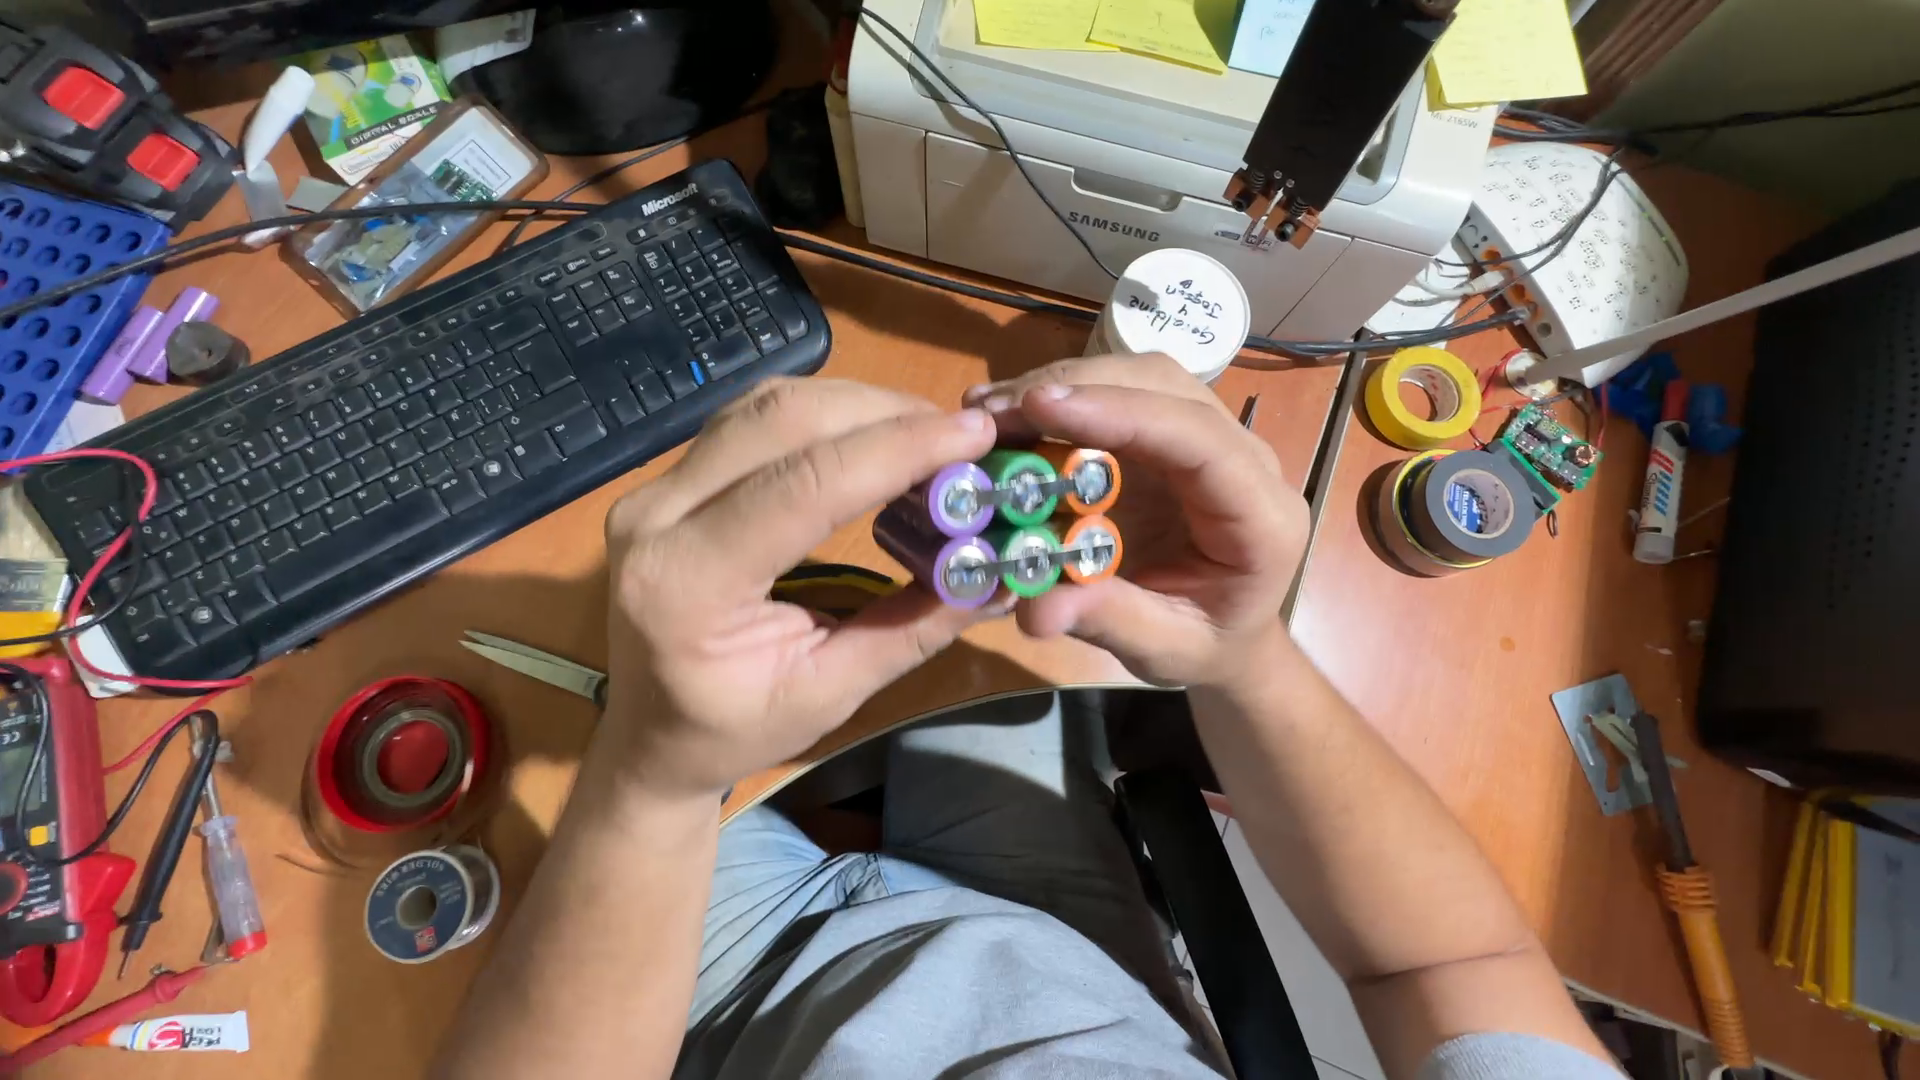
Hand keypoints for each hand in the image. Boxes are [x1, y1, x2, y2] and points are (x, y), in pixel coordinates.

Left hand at [601, 379, 998, 797]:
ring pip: (767, 404)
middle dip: (883, 413)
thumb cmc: (732, 729)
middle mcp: (655, 517)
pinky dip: (824, 414)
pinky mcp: (668, 478)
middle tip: (960, 434)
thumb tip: (997, 577)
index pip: (804, 487)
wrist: (648, 732)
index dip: (896, 451)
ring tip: (926, 433)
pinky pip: (753, 417)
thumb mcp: (828, 694)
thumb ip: (912, 630)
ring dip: (857, 405)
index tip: (974, 436)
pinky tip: (869, 434)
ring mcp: (653, 488)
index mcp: (685, 584)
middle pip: (781, 420)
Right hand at [964, 355, 1308, 689]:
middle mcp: (1242, 460)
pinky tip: (1013, 414)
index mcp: (1259, 517)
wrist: (1227, 632)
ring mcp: (1206, 439)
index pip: (1198, 440)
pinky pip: (1120, 393)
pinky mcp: (1168, 436)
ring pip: (1141, 377)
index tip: (1040, 408)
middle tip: (995, 414)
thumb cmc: (1207, 642)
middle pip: (1166, 388)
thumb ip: (1109, 622)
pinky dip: (1064, 398)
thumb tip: (1034, 610)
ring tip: (990, 411)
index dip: (1121, 414)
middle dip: (1078, 389)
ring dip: (1064, 384)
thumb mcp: (1164, 648)